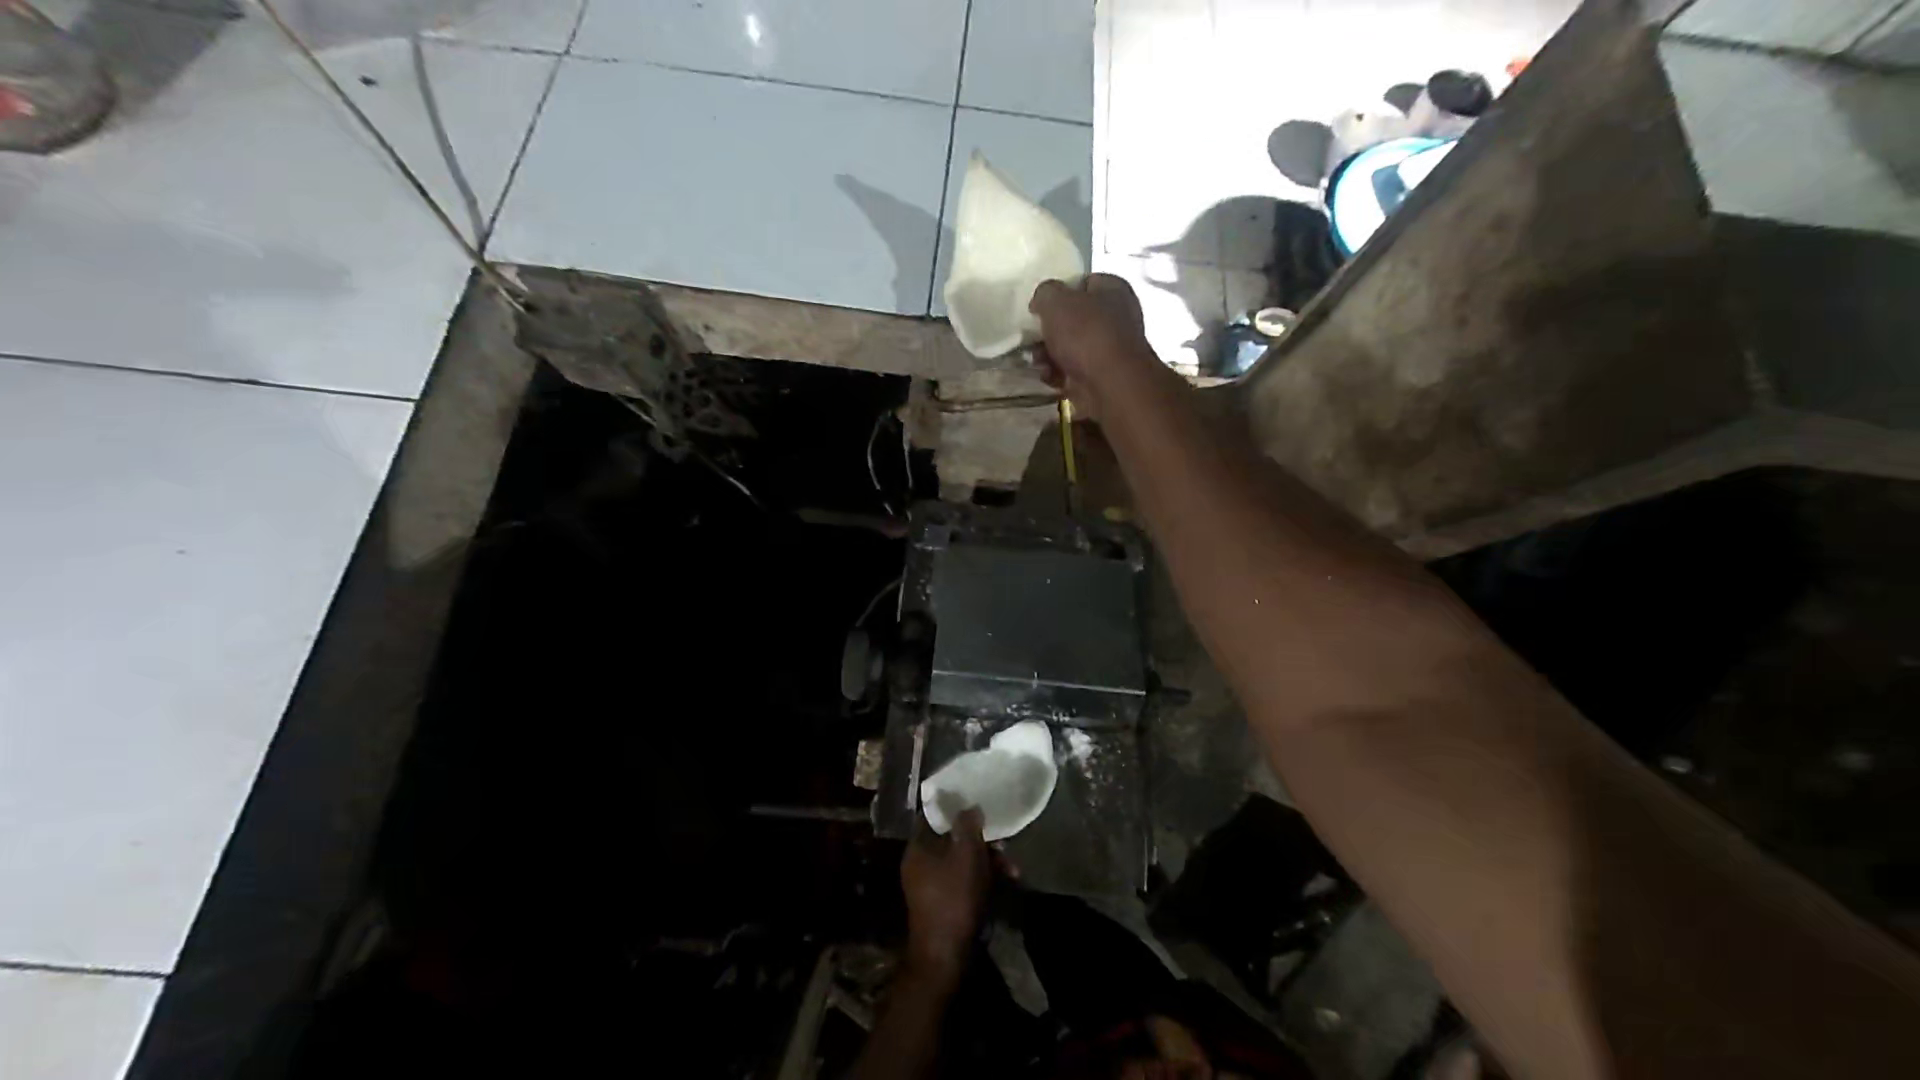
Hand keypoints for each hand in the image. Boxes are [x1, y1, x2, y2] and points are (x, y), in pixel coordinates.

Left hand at [902, 808, 990, 977]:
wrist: (946, 956)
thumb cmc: (954, 897)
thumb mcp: (966, 855)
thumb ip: (968, 826)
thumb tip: (970, 807)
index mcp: (918, 847)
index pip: (933, 815)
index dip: (955, 808)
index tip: (977, 804)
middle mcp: (920, 863)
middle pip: (952, 839)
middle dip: (981, 842)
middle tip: (1004, 845)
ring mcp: (931, 885)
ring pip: (962, 861)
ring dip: (988, 862)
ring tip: (1013, 870)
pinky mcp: (944, 903)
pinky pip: (964, 880)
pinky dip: (983, 880)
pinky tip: (1006, 884)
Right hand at [1029, 274, 1154, 416]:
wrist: (1109, 385)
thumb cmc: (1085, 333)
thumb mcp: (1056, 300)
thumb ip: (1045, 293)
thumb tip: (1041, 302)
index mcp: (1113, 290)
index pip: (1083, 283)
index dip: (1059, 292)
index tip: (1039, 306)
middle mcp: (1117, 317)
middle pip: (1074, 319)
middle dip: (1050, 329)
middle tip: (1032, 336)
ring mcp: (1110, 350)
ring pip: (1070, 347)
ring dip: (1048, 354)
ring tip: (1036, 359)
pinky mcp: (1101, 378)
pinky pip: (1073, 371)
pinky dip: (1058, 374)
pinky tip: (1048, 376)